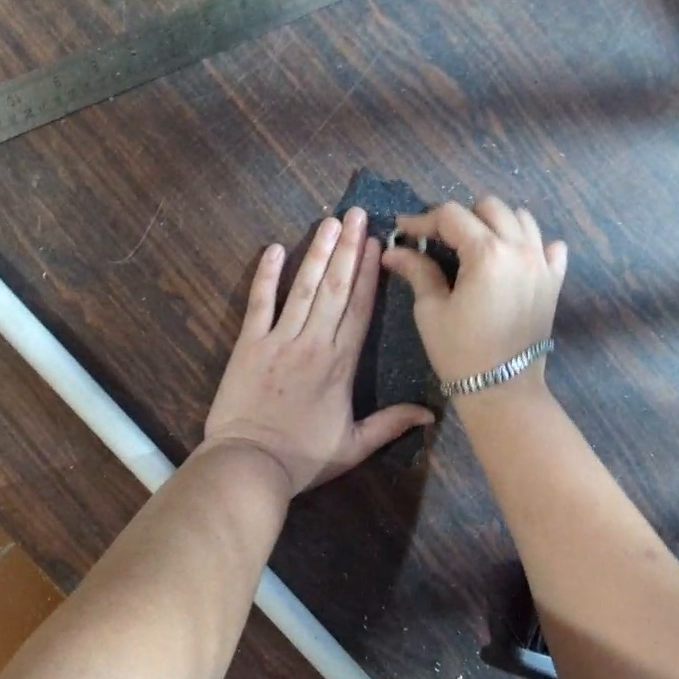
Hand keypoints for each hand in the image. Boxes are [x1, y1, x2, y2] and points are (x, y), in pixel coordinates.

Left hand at [203, 208, 435, 494]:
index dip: (371, 274)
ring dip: (318, 252)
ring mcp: (279, 340)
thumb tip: (431, 414)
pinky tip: (275, 249)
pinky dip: (267, 275)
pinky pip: (259, 302)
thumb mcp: (354, 446)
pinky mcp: (248, 344)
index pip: (361, 309)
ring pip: (303, 287)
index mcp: (341, 364)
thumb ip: (391, 424)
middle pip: (336, 288)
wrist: (250, 464)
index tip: (378, 244)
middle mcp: (314, 343)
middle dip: (349, 249)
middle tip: (357, 214)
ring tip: (330, 221)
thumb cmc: (302, 459)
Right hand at [381, 198, 567, 396]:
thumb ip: (417, 271)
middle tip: (440, 241)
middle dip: (460, 218)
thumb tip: (393, 251)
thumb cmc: (460, 352)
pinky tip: (511, 261)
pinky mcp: (554, 281)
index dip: (423, 221)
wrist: (504, 390)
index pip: (451, 216)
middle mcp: (520, 248)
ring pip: (521, 219)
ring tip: (475, 247)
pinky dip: (530, 244)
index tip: (404, 231)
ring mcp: (543, 263)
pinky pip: (548, 245)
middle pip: (489, 207)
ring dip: (495, 224)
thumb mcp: (431, 310)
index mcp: (487, 253)